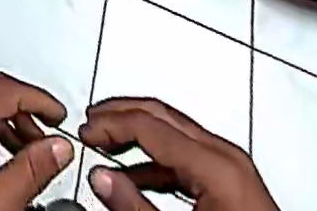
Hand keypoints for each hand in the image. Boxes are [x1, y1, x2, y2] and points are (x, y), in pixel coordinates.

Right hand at [80, 98, 278, 210]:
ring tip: (105, 143)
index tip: (85, 132)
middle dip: (122, 115)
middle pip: (163, 115)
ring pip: (174, 132)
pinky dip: (156, 160)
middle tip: (90, 123)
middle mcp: (225, 156)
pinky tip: (134, 176)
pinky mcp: (231, 182)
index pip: (151, 125)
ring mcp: (231, 167)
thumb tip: (101, 178)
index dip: (112, 124)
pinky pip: (187, 157)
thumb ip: (136, 209)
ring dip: (137, 135)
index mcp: (215, 165)